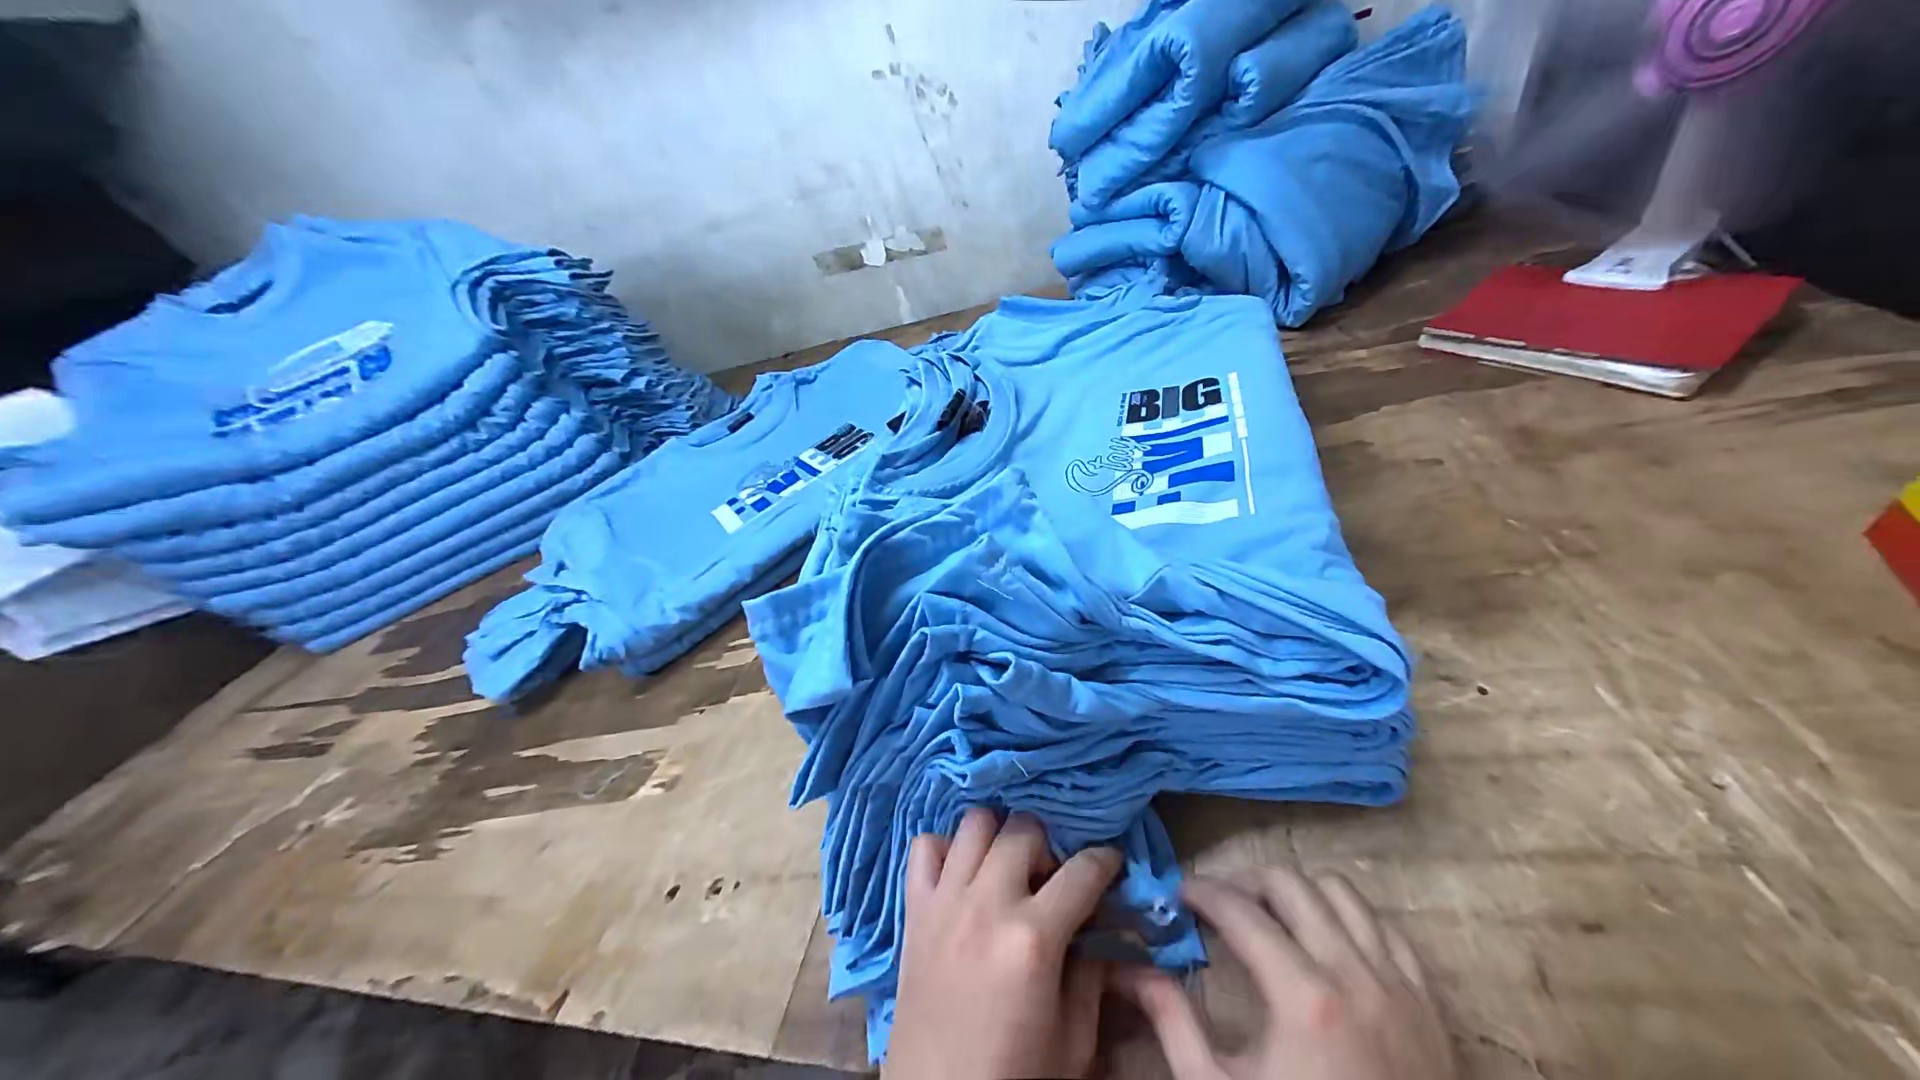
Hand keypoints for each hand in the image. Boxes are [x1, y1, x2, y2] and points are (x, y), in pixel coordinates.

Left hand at [885, 807, 1123, 1079]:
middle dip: (1049, 845)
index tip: (1111, 863)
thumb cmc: (1015, 1075)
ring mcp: (945, 900)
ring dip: (1000, 837)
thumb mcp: (1074, 1038)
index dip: (1105, 861)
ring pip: (975, 823)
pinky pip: (924, 846)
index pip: (1083, 872)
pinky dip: (946, 850)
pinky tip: (962, 876)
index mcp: (1033, 938)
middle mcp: (987, 903)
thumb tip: (1097, 926)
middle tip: (1053, 878)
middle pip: (1025, 829)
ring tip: (1008, 870)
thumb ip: (1090, 973)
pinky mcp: (913, 908)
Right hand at [1115, 867, 1455, 1079]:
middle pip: (1290, 883)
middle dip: (1243, 881)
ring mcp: (1398, 987)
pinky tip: (1324, 941)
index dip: (1201, 891)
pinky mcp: (1427, 1005)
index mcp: (1302, 997)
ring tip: (1269, 915)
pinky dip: (1348, 917)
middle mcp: (1353, 975)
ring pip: (1341, 892)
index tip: (1177, 893)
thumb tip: (1132, 970)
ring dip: (1297, 892)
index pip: (1240, 910)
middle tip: (1217, 902)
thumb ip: (1172, 1022)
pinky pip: (1385, 928)